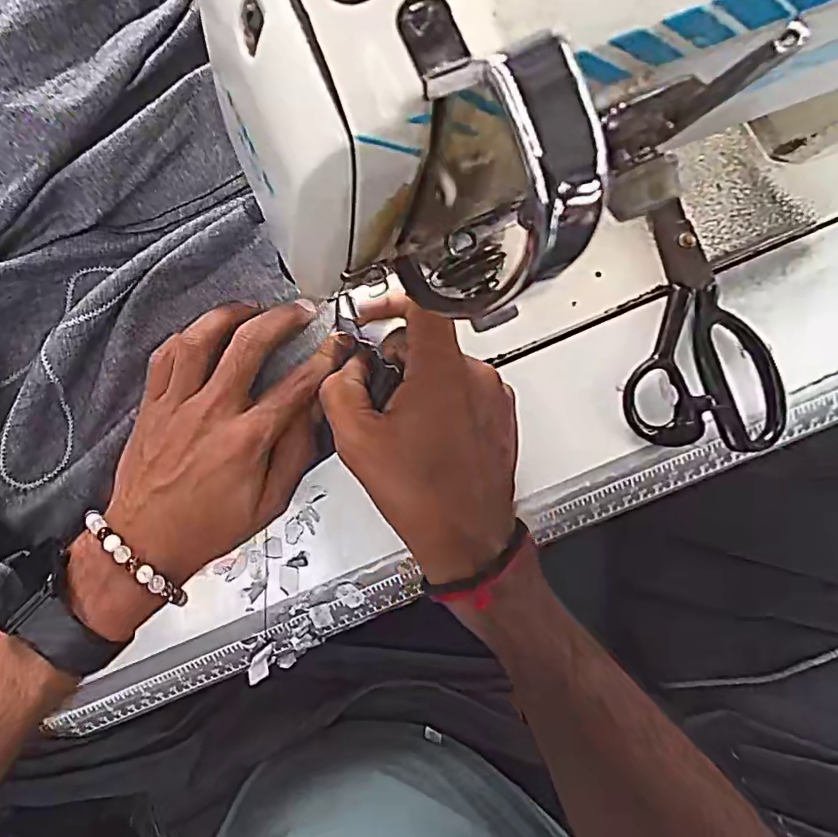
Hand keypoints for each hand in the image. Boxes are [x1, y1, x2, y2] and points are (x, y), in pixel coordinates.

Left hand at [69, 301, 342, 639]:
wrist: (147, 542)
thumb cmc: (204, 529)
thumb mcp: (268, 503)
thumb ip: (295, 453)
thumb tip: (311, 413)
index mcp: (245, 440)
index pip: (295, 385)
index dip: (322, 359)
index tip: (332, 347)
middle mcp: (210, 414)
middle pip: (249, 344)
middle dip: (282, 318)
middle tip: (297, 312)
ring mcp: (177, 405)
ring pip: (201, 338)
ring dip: (230, 314)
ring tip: (250, 310)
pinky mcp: (152, 406)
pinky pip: (165, 356)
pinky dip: (185, 336)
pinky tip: (201, 333)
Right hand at [319, 294, 517, 584]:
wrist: (466, 536)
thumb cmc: (424, 497)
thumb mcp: (356, 440)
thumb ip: (339, 388)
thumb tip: (344, 370)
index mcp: (442, 373)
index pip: (423, 304)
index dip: (391, 300)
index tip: (373, 314)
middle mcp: (476, 377)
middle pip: (426, 341)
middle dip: (393, 360)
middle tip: (375, 397)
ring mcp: (492, 396)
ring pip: (442, 367)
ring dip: (415, 384)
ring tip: (400, 426)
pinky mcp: (498, 414)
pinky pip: (461, 389)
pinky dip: (437, 401)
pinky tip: (422, 437)